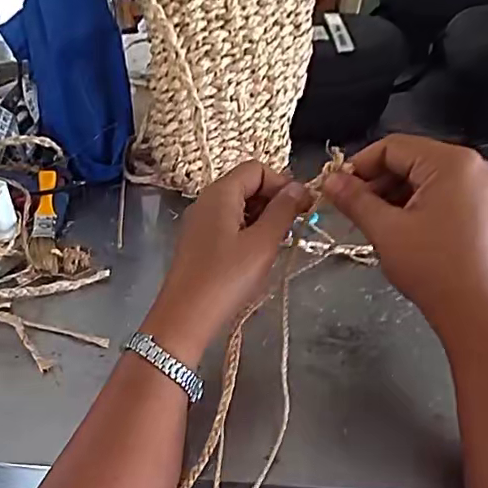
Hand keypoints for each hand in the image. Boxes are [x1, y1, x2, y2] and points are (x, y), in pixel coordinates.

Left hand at [142, 161, 313, 360]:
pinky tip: (256, 257)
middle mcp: (205, 201)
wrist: (185, 319)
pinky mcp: (197, 245)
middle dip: (273, 201)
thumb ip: (283, 211)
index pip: (257, 169)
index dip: (283, 183)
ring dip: (262, 219)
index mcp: (220, 193)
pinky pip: (227, 227)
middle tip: (293, 228)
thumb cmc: (226, 279)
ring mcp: (198, 224)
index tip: (302, 207)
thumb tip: (298, 188)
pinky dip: (246, 234)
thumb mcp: (262, 243)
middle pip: (246, 185)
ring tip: (277, 244)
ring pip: (237, 208)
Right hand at [322, 135, 487, 334]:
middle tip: (349, 208)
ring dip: (390, 195)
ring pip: (420, 177)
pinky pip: (435, 192)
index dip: (358, 165)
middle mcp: (469, 165)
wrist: (473, 307)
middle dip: (375, 182)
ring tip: (369, 221)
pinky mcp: (476, 206)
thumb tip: (330, 180)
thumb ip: (355, 200)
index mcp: (450, 162)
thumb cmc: (432, 267)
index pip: (393, 146)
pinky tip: (393, 227)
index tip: (335, 188)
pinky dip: (410, 204)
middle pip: (408, 159)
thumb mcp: (385, 230)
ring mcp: (476, 186)